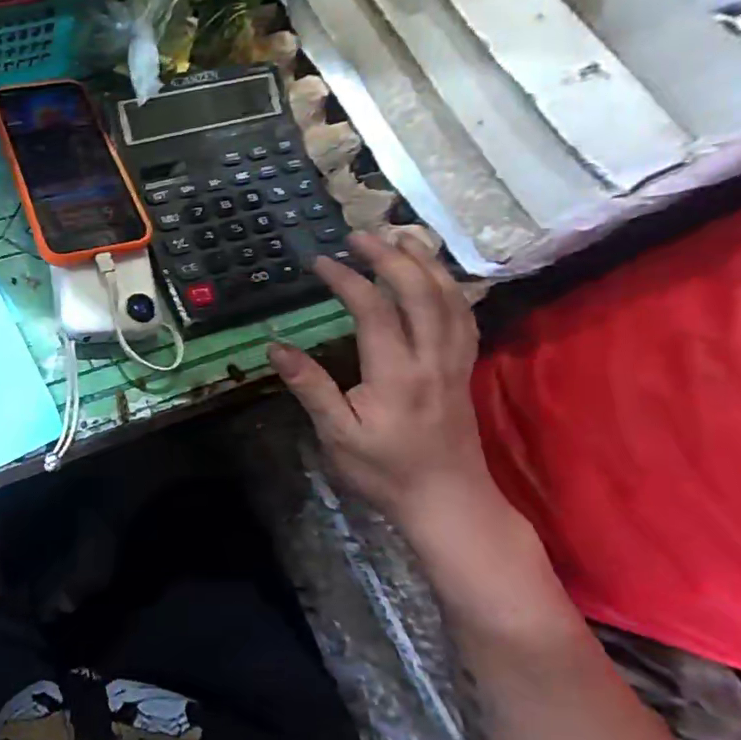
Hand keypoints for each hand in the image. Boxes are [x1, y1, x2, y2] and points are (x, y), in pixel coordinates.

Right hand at [267, 233, 489, 524]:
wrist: (448, 503)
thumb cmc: (386, 472)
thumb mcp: (337, 435)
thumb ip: (311, 387)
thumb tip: (276, 346)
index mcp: (397, 373)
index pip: (374, 310)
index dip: (347, 279)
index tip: (319, 262)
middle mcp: (432, 359)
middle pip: (420, 293)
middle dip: (390, 257)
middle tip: (360, 236)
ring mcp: (454, 362)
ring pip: (450, 300)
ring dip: (427, 264)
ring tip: (403, 238)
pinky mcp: (463, 370)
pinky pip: (464, 317)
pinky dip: (451, 288)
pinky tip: (437, 278)